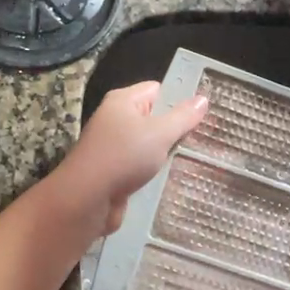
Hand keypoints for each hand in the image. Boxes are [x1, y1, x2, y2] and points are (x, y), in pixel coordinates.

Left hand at [50, 81, 209, 235]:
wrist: (87, 199)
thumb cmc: (123, 157)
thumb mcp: (159, 133)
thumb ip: (183, 117)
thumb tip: (202, 99)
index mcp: (123, 101)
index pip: (157, 90)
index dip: (179, 100)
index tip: (201, 116)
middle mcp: (116, 120)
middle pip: (154, 119)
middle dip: (176, 130)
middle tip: (202, 141)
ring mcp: (114, 148)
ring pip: (149, 146)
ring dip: (166, 155)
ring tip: (192, 161)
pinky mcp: (116, 173)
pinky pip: (142, 167)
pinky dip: (154, 173)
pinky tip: (171, 179)